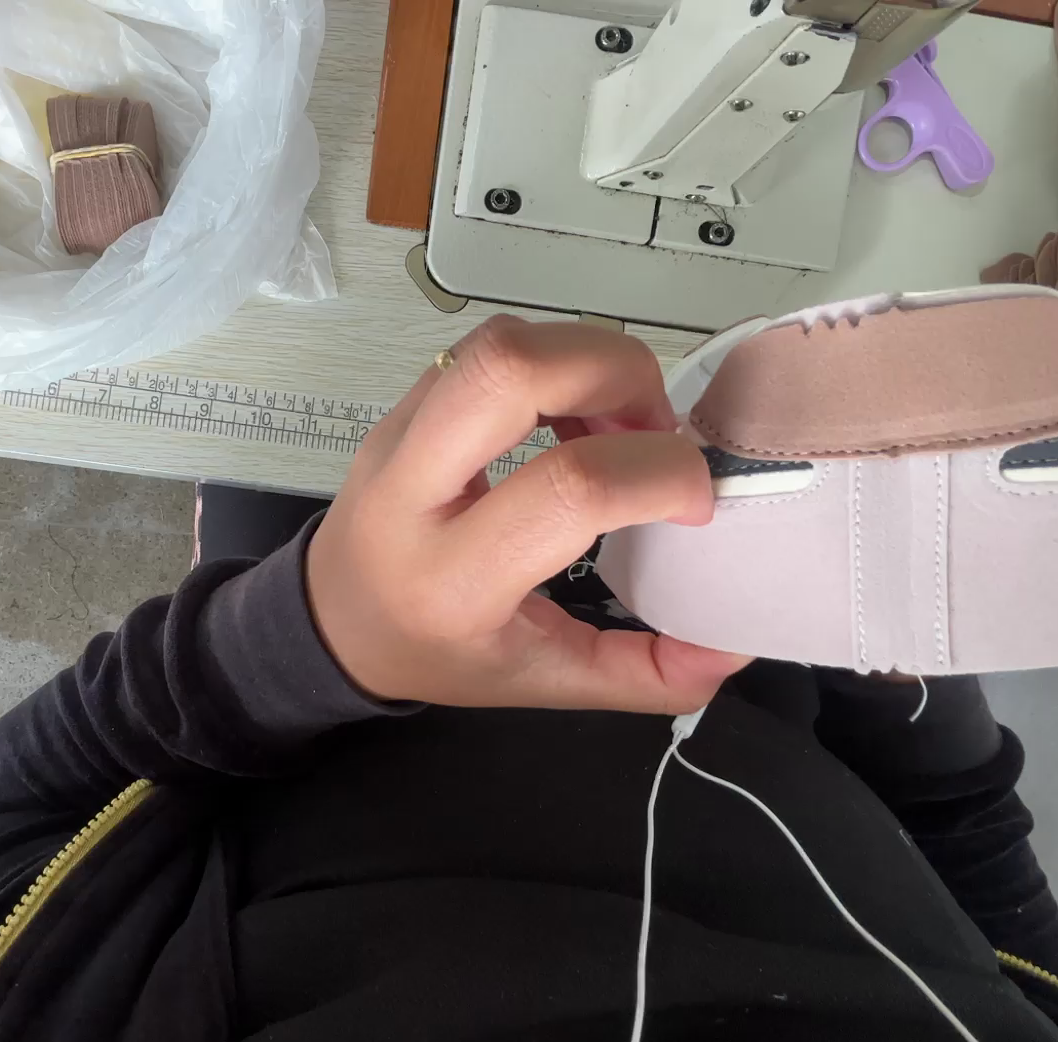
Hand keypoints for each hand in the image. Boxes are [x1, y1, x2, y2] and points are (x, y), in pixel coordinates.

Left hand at [306, 315, 750, 712]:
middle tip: (658, 427)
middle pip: (509, 370)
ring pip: (496, 343)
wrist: (332, 618)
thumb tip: (726, 651)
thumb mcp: (537, 681)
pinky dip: (551, 363)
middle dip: (617, 371)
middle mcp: (412, 491)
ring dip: (585, 359)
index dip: (656, 474)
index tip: (694, 501)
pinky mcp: (402, 407)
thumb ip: (636, 675)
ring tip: (620, 422)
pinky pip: (485, 351)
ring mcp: (398, 435)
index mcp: (452, 578)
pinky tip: (574, 416)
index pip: (565, 488)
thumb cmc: (432, 652)